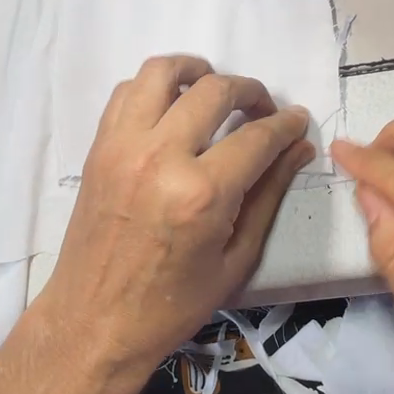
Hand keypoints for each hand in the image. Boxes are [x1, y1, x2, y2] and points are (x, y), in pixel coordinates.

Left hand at [28, 55, 314, 393]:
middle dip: (250, 91)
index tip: (297, 121)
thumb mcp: (236, 259)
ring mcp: (122, 146)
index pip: (257, 136)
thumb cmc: (172, 305)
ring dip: (196, 71)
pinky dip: (153, 88)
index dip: (286, 124)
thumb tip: (299, 148)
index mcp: (202, 193)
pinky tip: (171, 109)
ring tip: (214, 91)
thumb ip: (269, 194)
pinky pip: (125, 92)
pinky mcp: (98, 147)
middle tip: (262, 110)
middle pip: (214, 90)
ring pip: (161, 71)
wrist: (94, 321)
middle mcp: (160, 156)